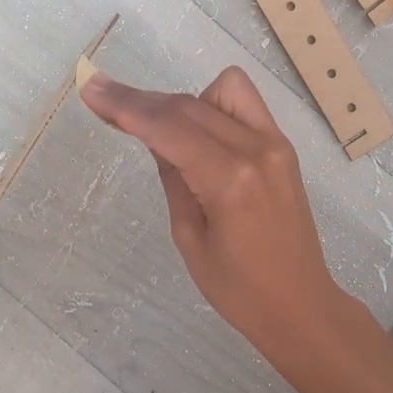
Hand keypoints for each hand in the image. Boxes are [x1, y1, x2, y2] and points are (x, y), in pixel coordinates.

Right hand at [79, 66, 344, 358]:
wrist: (301, 305)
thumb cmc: (238, 289)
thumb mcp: (189, 237)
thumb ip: (172, 176)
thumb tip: (150, 134)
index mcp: (230, 181)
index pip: (168, 128)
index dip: (125, 105)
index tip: (91, 88)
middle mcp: (256, 149)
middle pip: (187, 105)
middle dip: (140, 100)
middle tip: (101, 94)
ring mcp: (275, 143)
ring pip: (218, 90)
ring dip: (181, 101)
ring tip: (157, 125)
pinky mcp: (282, 145)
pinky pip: (243, 102)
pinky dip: (212, 104)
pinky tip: (194, 128)